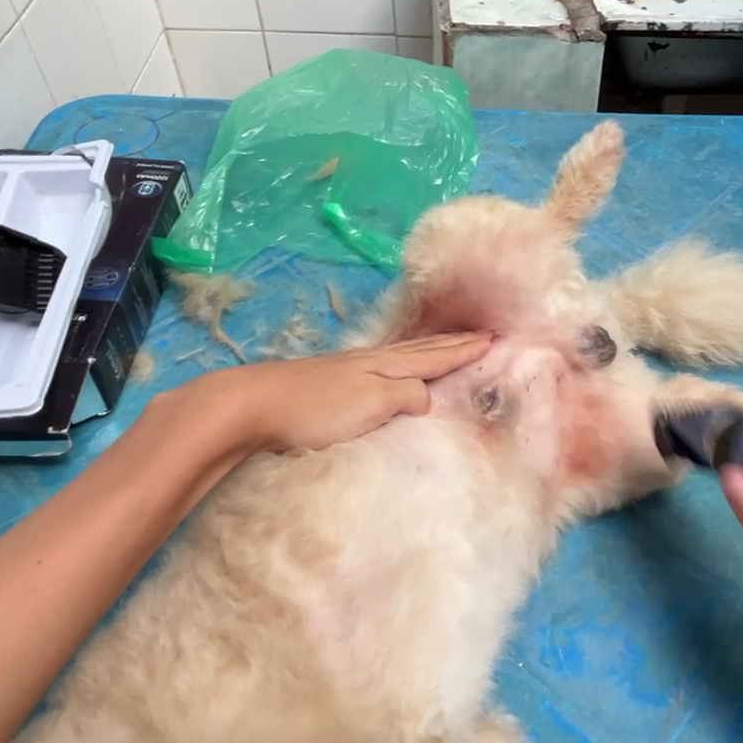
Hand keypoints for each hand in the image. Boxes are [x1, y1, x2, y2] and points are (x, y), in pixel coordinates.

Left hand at [165, 332, 491, 453]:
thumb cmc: (316, 408)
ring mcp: (346, 369)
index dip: (463, 350)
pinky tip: (393, 366)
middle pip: (419, 349)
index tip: (492, 338)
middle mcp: (370, 361)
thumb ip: (406, 396)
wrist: (250, 406)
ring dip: (427, 349)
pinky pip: (380, 366)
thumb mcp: (372, 403)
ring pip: (399, 355)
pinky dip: (400, 362)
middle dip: (451, 342)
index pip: (434, 355)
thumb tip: (426, 397)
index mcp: (385, 365)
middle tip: (480, 333)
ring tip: (445, 343)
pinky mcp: (328, 382)